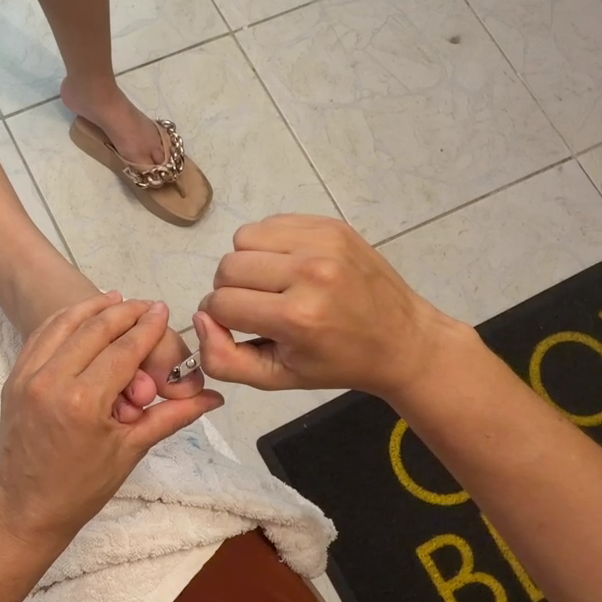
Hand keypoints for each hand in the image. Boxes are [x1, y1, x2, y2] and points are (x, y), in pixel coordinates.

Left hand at [0, 292, 223, 547]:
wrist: (26, 507)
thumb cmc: (82, 487)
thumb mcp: (130, 450)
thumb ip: (171, 415)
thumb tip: (214, 397)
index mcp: (84, 401)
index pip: (123, 350)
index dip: (147, 327)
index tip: (164, 310)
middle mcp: (52, 380)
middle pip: (94, 328)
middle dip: (124, 312)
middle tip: (146, 304)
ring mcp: (27, 376)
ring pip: (63, 324)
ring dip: (91, 307)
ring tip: (117, 298)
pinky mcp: (14, 377)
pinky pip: (41, 337)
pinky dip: (63, 321)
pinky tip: (81, 316)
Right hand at [195, 215, 465, 397]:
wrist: (402, 339)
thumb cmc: (335, 364)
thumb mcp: (276, 378)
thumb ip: (223, 360)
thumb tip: (200, 318)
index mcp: (297, 317)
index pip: (221, 304)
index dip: (221, 319)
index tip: (243, 328)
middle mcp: (309, 273)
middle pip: (227, 268)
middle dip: (230, 290)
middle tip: (258, 306)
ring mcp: (322, 243)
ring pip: (243, 240)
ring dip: (247, 263)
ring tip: (273, 283)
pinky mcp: (330, 225)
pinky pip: (269, 223)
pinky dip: (268, 245)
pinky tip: (289, 266)